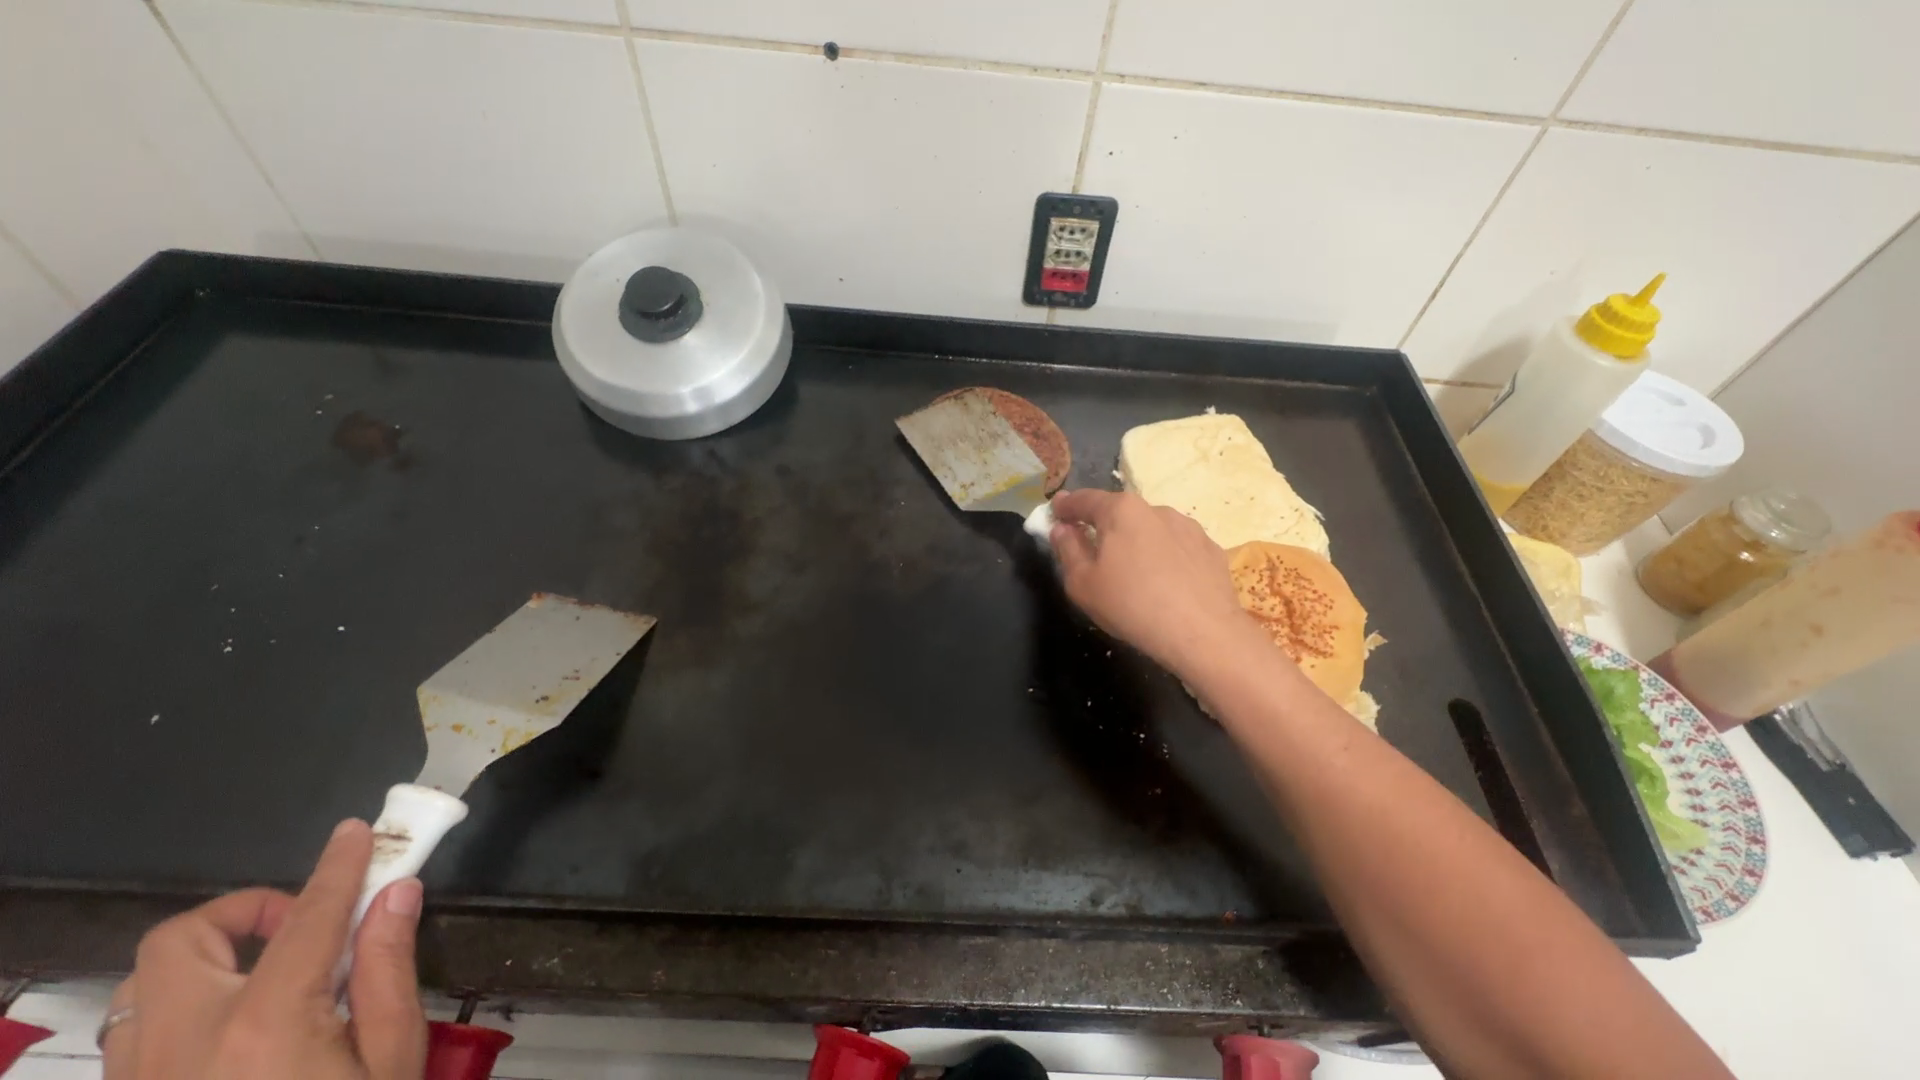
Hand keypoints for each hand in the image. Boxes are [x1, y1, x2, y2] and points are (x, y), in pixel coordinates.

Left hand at [103, 819, 426, 1079]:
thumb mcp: (393, 1057)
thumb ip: (390, 969)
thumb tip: (395, 894)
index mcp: (265, 1024)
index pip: (308, 918)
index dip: (337, 868)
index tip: (354, 833)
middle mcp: (184, 1043)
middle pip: (186, 938)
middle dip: (248, 911)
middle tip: (306, 927)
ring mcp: (146, 1078)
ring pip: (149, 982)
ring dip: (213, 955)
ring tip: (273, 974)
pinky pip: (142, 1028)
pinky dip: (190, 1000)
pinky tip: (240, 1025)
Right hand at [1048, 489, 1264, 677]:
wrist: (1203, 633)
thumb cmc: (1131, 605)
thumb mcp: (1082, 583)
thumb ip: (1067, 550)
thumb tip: (1062, 529)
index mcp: (1120, 511)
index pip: (1084, 500)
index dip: (1065, 506)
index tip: (1055, 512)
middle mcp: (1156, 509)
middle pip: (1120, 513)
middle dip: (1103, 528)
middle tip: (1092, 551)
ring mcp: (1189, 527)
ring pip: (1151, 530)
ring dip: (1137, 544)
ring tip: (1134, 575)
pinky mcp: (1211, 549)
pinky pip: (1177, 549)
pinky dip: (1165, 559)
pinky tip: (1165, 586)